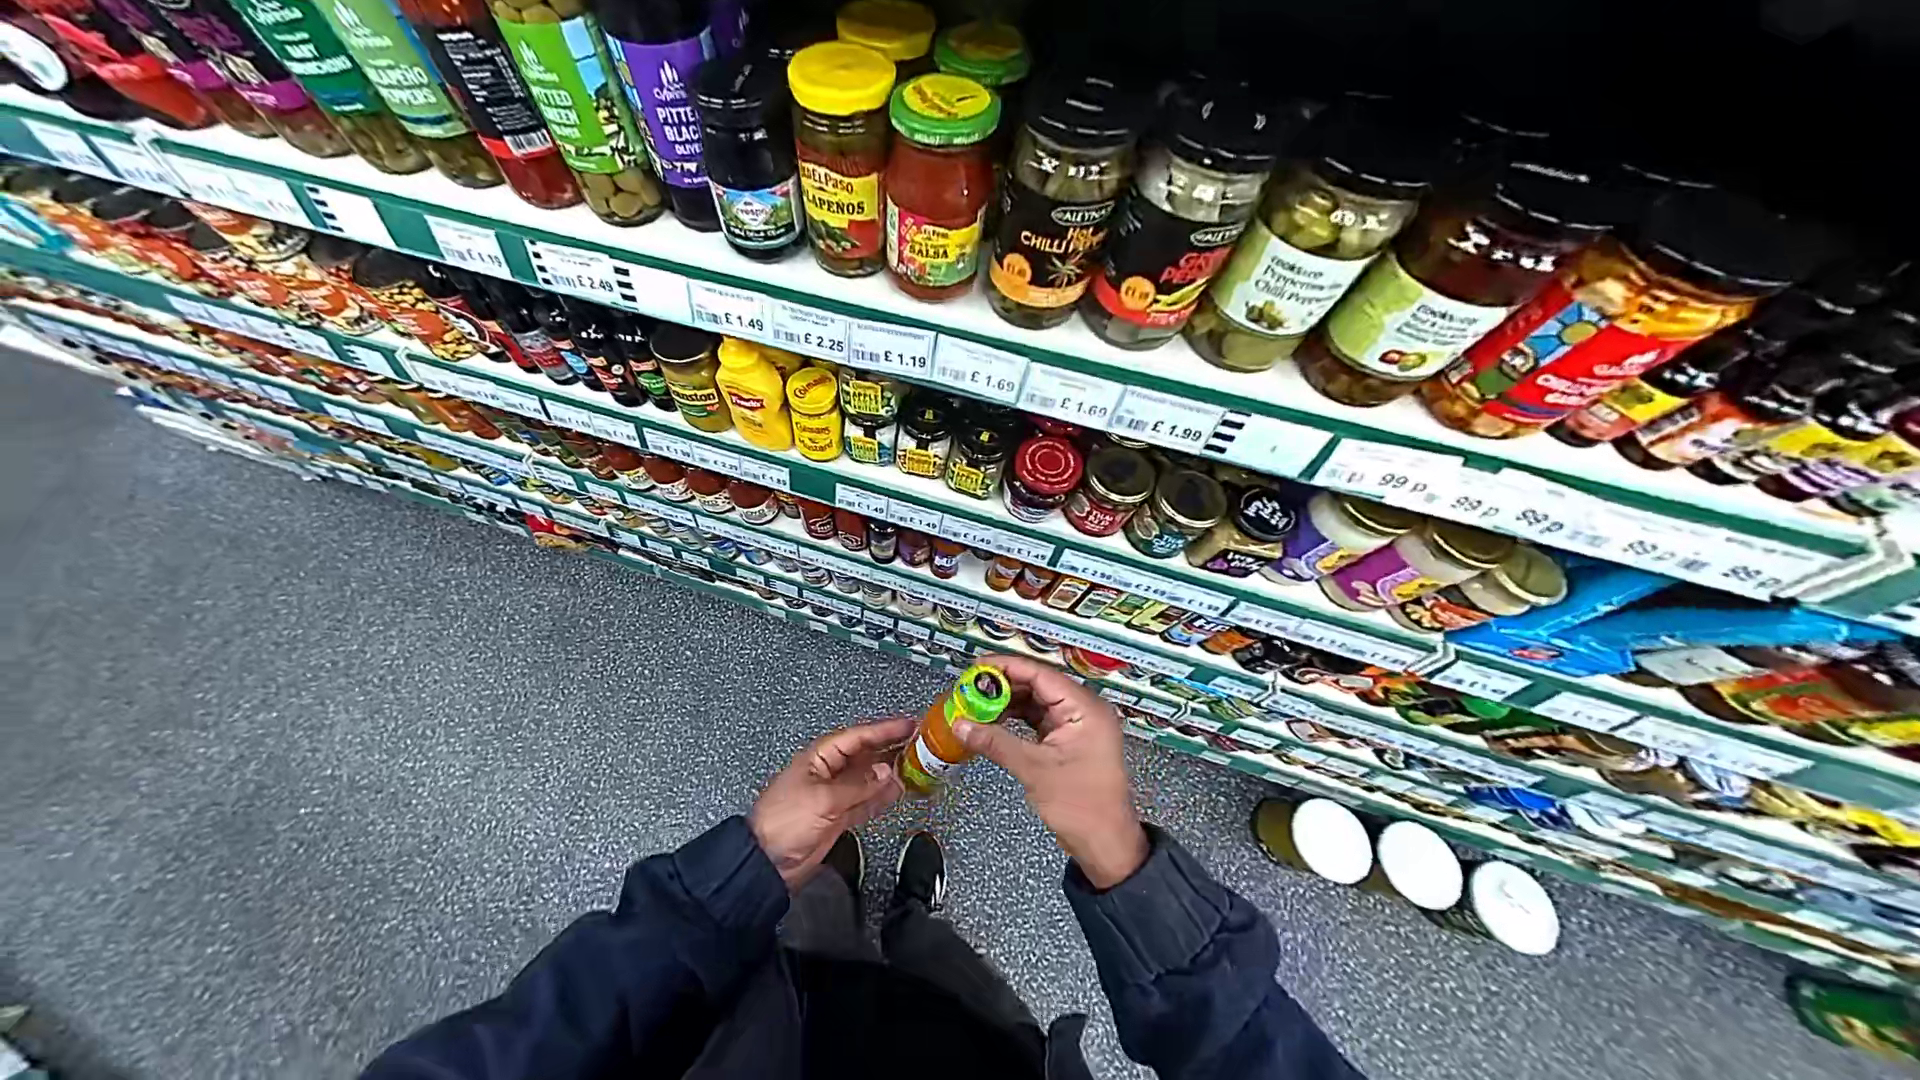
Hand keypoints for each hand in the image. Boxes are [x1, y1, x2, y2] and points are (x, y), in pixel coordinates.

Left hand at [749, 716, 912, 889]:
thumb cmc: (781, 822)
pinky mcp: (838, 815)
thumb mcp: (823, 799)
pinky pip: (867, 800)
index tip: (908, 725)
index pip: (859, 736)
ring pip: (870, 777)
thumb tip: (885, 772)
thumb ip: (858, 786)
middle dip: (892, 748)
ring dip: (891, 772)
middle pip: (867, 754)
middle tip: (919, 743)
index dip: (885, 730)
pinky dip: (883, 796)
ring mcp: (835, 794)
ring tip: (916, 765)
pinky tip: (898, 791)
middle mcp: (829, 772)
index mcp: (820, 758)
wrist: (766, 863)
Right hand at [953, 655, 1147, 888]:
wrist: (1105, 844)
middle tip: (971, 687)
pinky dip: (1016, 719)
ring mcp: (1077, 725)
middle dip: (1003, 685)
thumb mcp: (1034, 769)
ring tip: (977, 704)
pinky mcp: (1069, 739)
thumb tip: (961, 725)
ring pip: (1037, 701)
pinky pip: (1039, 718)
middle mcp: (1084, 710)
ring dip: (1008, 702)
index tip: (977, 668)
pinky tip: (993, 721)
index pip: (1042, 675)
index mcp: (1085, 708)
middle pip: (1038, 685)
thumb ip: (995, 742)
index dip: (1007, 668)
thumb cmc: (1080, 806)